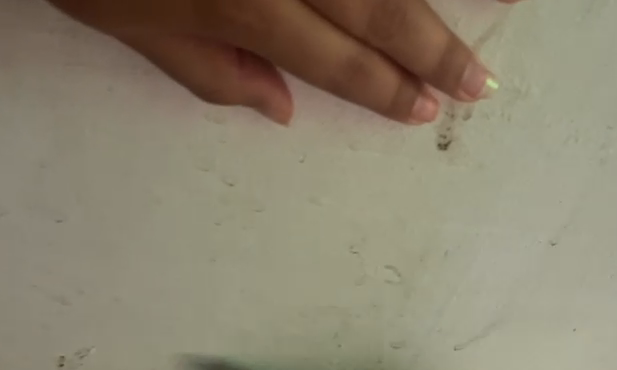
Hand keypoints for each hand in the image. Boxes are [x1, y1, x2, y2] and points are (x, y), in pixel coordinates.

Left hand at [47, 0, 511, 125]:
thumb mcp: (122, 17)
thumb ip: (208, 68)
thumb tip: (284, 109)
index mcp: (238, 2)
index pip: (336, 60)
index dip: (383, 90)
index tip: (426, 111)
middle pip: (373, 9)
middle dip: (432, 50)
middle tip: (479, 85)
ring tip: (494, 14)